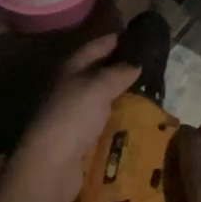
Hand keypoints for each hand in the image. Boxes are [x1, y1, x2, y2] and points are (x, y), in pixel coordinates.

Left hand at [0, 35, 138, 201]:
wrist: (49, 164)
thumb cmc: (71, 116)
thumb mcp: (96, 87)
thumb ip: (116, 73)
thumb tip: (135, 62)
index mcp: (68, 69)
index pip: (93, 47)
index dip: (114, 40)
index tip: (137, 37)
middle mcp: (66, 88)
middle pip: (95, 73)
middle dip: (119, 69)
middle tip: (150, 68)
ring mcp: (70, 115)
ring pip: (99, 99)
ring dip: (119, 97)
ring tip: (149, 97)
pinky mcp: (77, 140)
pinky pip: (102, 124)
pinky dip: (117, 121)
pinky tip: (136, 125)